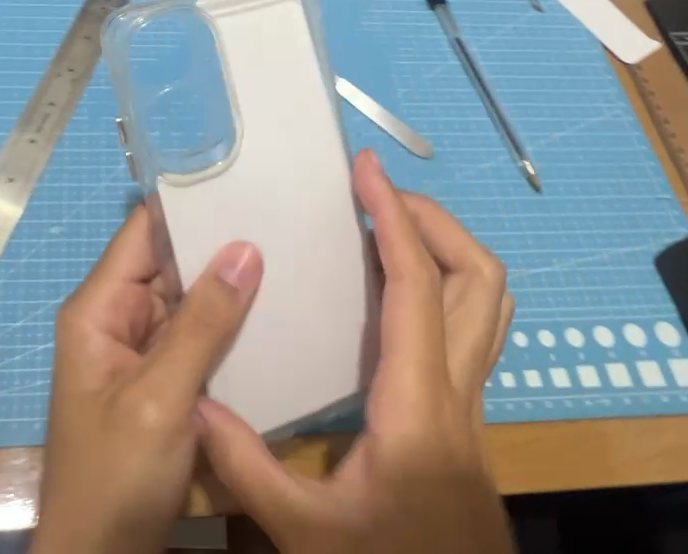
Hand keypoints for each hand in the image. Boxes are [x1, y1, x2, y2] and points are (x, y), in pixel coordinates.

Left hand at [31, 206, 262, 553]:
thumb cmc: (115, 476)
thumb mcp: (159, 397)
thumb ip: (202, 323)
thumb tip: (246, 248)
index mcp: (100, 309)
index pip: (144, 232)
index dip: (189, 204)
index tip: (245, 181)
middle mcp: (120, 320)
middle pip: (172, 264)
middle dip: (222, 244)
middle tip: (286, 218)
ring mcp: (143, 353)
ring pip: (192, 302)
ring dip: (232, 286)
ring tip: (293, 254)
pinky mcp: (166, 383)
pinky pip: (200, 340)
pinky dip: (232, 328)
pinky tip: (278, 315)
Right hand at [198, 150, 515, 553]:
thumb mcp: (306, 534)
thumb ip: (247, 467)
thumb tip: (197, 400)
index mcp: (417, 406)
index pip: (418, 287)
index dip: (395, 218)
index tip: (367, 171)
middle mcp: (459, 392)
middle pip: (478, 277)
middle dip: (433, 219)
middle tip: (375, 194)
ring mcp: (473, 404)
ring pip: (489, 300)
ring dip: (448, 247)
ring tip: (387, 227)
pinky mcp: (469, 417)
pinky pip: (474, 326)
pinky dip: (446, 283)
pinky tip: (393, 292)